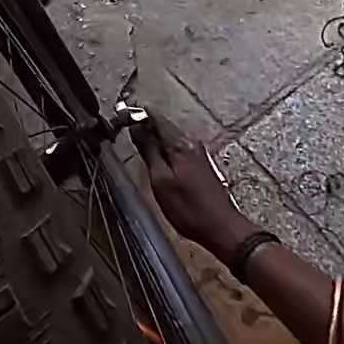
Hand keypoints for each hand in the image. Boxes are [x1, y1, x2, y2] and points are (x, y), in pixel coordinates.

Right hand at [130, 112, 258, 263]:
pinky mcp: (201, 164)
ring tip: (140, 147)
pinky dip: (166, 149)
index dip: (138, 116)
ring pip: (172, 137)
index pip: (156, 118)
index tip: (123, 120)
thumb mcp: (160, 180)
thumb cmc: (188, 207)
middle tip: (129, 134)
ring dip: (155, 138)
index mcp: (180, 143)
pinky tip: (159, 160)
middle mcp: (191, 142)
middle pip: (165, 126)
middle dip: (146, 126)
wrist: (220, 226)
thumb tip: (137, 128)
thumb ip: (149, 151)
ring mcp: (198, 153)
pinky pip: (178, 147)